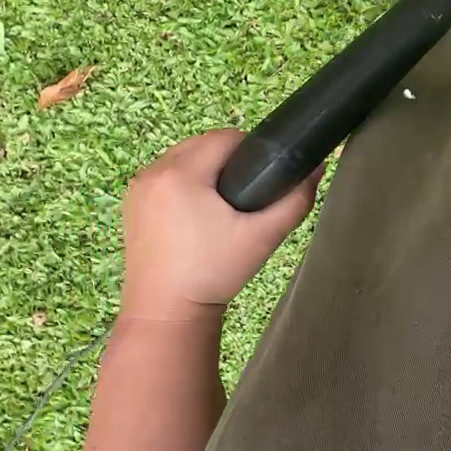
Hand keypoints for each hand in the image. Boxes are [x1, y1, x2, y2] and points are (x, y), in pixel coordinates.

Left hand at [119, 129, 323, 323]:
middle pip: (203, 144)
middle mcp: (153, 173)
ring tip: (229, 201)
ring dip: (208, 168)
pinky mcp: (133, 205)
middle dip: (230, 159)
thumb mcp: (264, 235)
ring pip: (185, 158)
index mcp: (180, 173)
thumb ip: (296, 198)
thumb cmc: (215, 271)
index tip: (265, 178)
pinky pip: (168, 175)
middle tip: (250, 191)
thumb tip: (317, 168)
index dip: (252, 151)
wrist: (167, 313)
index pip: (226, 138)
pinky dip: (188, 182)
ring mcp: (138, 189)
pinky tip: (203, 210)